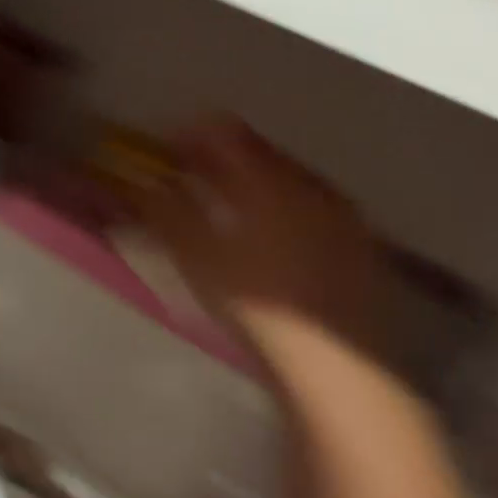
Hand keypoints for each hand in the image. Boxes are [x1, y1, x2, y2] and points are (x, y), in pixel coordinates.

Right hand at [137, 119, 387, 369]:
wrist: (333, 363)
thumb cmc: (254, 301)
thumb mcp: (193, 255)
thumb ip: (163, 210)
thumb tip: (139, 182)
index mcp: (269, 181)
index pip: (225, 134)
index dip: (190, 136)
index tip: (164, 152)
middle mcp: (310, 186)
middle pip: (260, 153)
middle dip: (221, 160)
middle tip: (187, 177)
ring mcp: (342, 215)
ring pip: (288, 180)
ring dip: (253, 184)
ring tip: (224, 207)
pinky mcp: (358, 246)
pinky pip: (311, 208)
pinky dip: (282, 208)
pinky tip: (266, 236)